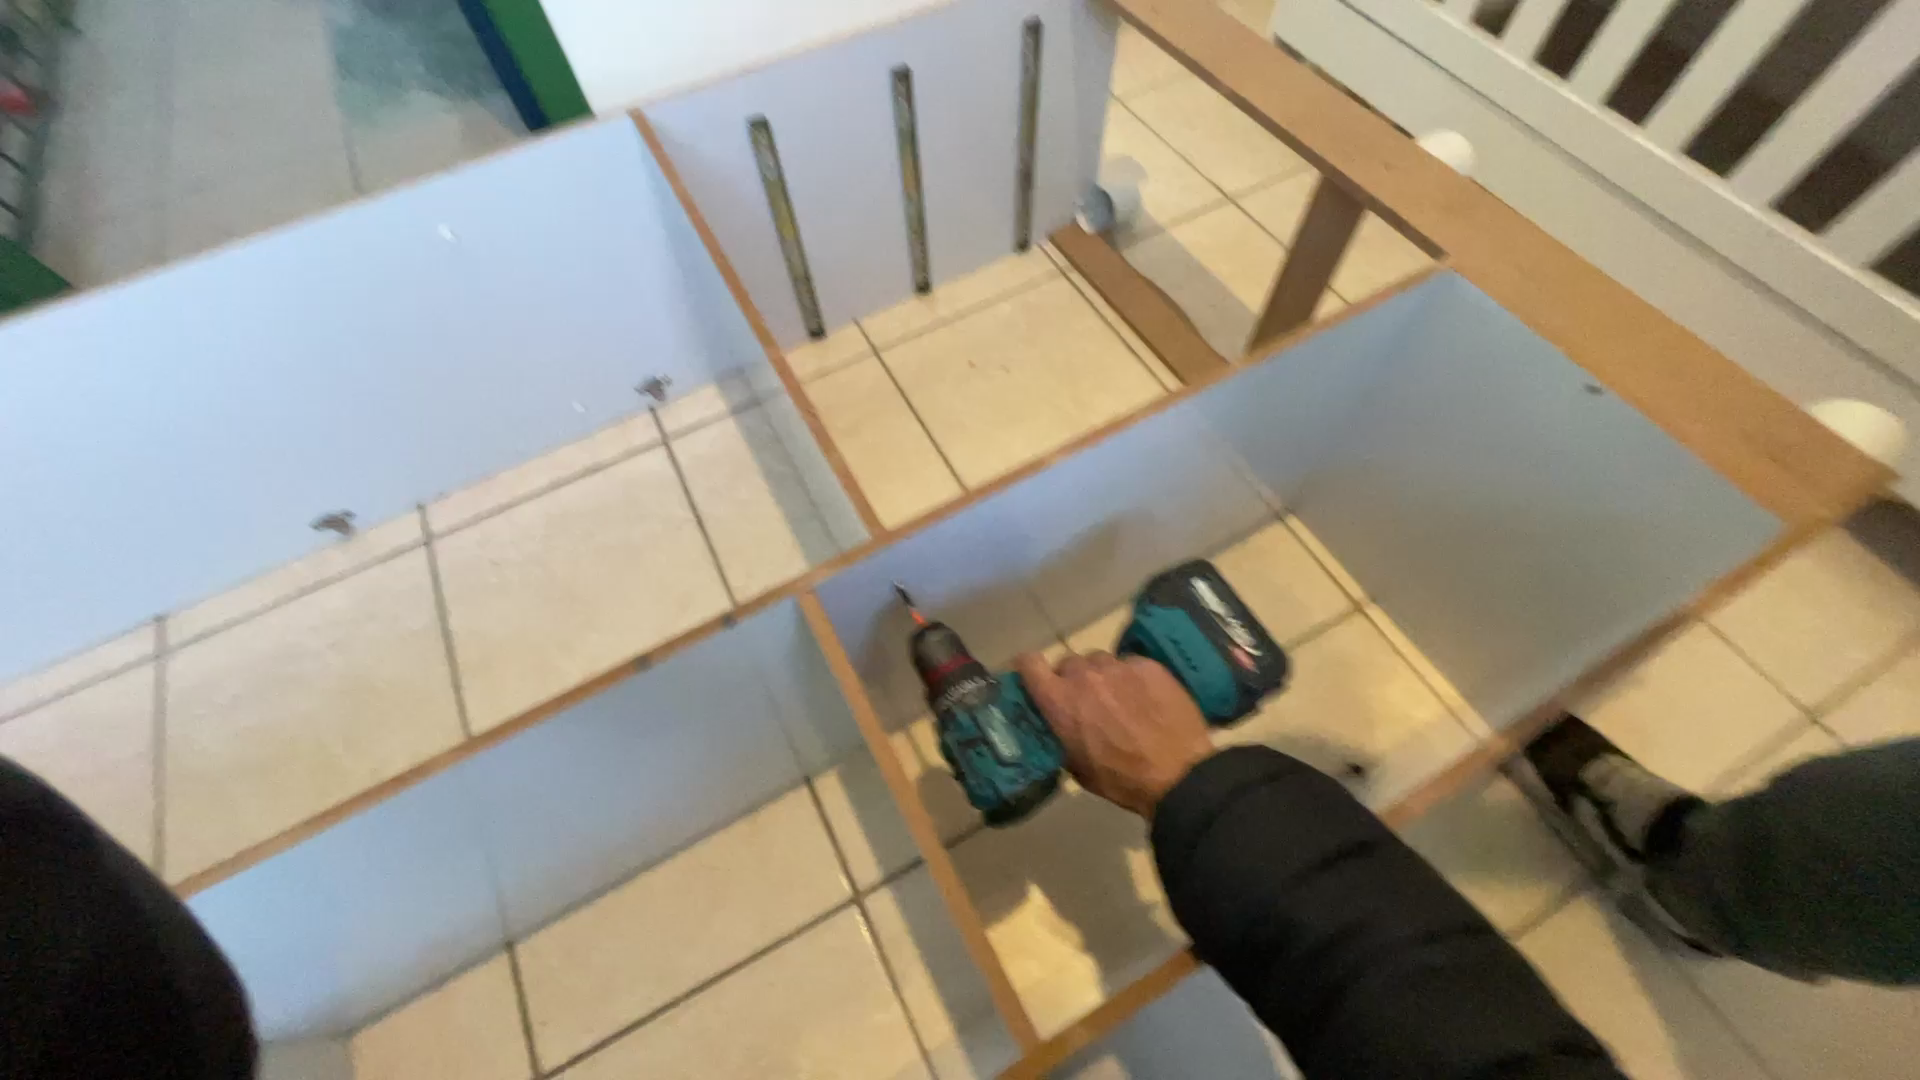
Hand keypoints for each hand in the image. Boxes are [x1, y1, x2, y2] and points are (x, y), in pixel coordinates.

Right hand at [1015, 650, 1215, 817]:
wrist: (1178, 775)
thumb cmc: (1121, 779)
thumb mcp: (1076, 767)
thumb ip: (1060, 735)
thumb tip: (1058, 726)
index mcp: (1059, 700)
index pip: (1028, 663)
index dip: (1029, 668)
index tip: (1036, 678)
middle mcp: (1083, 675)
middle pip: (1067, 663)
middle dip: (1072, 680)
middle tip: (1086, 702)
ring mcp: (1117, 666)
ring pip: (1100, 661)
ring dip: (1102, 676)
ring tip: (1119, 699)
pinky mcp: (1148, 664)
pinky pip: (1130, 664)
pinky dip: (1132, 678)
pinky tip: (1146, 699)